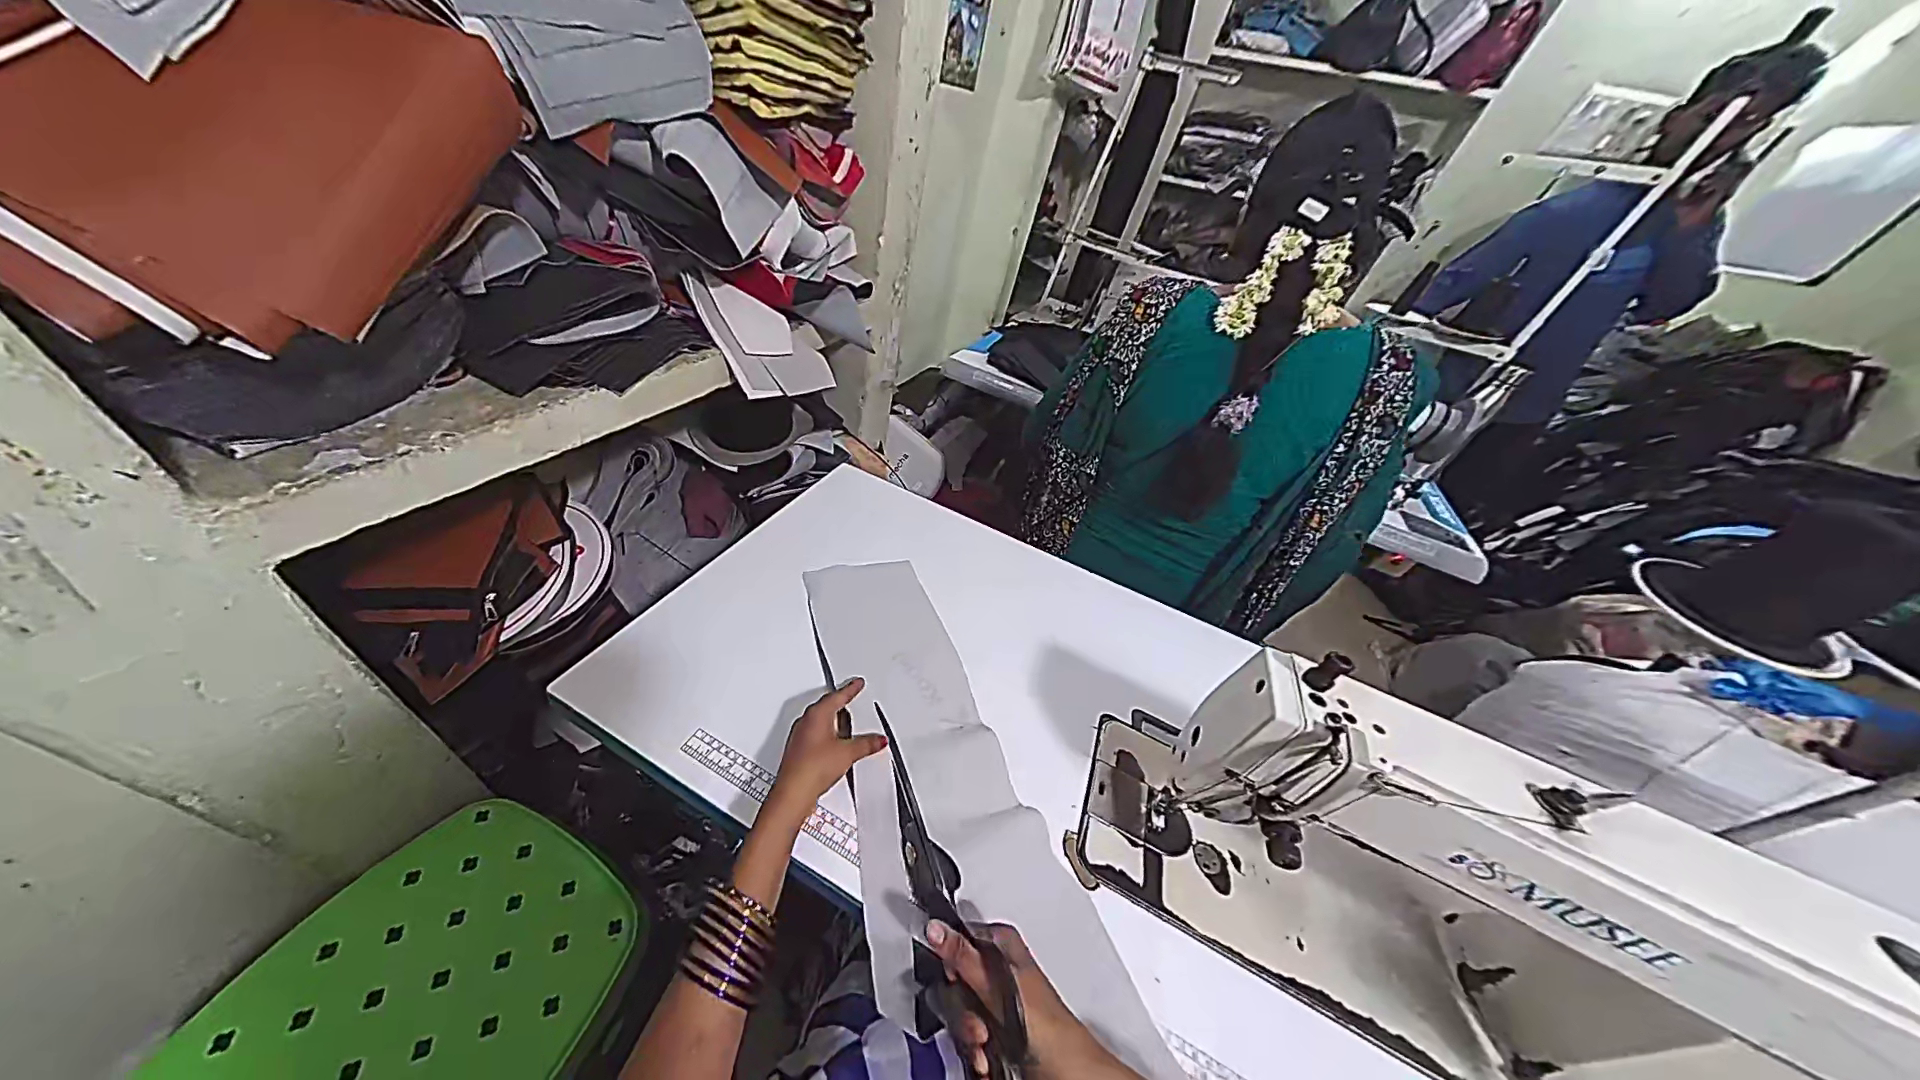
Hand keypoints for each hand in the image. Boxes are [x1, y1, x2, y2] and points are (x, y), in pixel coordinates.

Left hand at [767, 678, 886, 818]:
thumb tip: (878, 740)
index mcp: (817, 714)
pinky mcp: (799, 751)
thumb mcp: (848, 752)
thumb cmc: (812, 768)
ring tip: (848, 726)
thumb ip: (866, 743)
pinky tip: (836, 747)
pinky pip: (816, 736)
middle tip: (851, 697)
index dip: (849, 689)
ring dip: (834, 722)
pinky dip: (828, 736)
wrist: (794, 792)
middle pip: (826, 707)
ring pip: (820, 722)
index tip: (857, 683)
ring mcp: (800, 736)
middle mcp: (806, 722)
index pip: (837, 696)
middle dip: (840, 703)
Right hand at [927, 920, 1142, 1079]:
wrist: (1068, 1075)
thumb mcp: (999, 986)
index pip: (955, 940)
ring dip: (968, 1034)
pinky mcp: (993, 1027)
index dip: (949, 965)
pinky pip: (966, 1033)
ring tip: (987, 1043)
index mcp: (1001, 944)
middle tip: (979, 1024)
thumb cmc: (1049, 1030)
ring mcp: (994, 999)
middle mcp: (997, 967)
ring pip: (958, 1010)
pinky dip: (973, 1048)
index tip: (953, 983)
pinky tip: (987, 1056)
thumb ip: (964, 955)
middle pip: (954, 981)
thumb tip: (936, 927)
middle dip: (963, 1010)